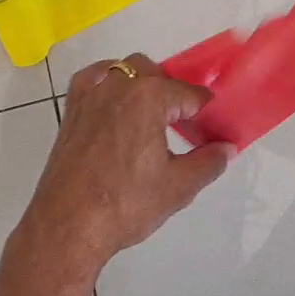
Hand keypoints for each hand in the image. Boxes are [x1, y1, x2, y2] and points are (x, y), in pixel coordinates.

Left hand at [26, 55, 233, 266]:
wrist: (68, 226)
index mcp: (150, 96)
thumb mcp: (177, 187)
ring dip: (143, 83)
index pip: (189, 94)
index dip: (204, 110)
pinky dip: (108, 79)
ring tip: (151, 116)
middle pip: (157, 74)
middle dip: (173, 93)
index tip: (211, 126)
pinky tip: (115, 100)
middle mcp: (120, 84)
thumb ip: (208, 163)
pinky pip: (95, 77)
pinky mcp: (72, 107)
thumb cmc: (125, 204)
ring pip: (126, 69)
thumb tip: (227, 148)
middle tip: (182, 126)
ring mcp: (93, 92)